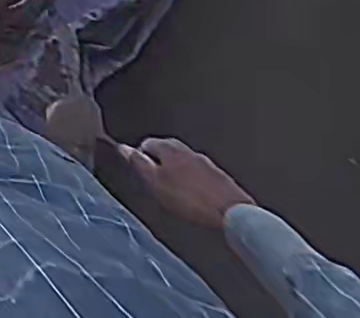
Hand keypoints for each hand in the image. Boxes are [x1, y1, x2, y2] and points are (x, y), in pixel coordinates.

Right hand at [121, 137, 254, 228]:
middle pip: (168, 151)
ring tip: (179, 193)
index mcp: (169, 147)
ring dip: (181, 174)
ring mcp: (209, 164)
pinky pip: (203, 177)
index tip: (143, 174)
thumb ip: (137, 163)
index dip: (141, 157)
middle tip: (160, 183)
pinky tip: (198, 199)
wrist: (236, 217)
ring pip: (186, 164)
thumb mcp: (154, 182)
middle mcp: (188, 150)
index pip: (146, 143)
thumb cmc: (189, 199)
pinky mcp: (225, 180)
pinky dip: (197, 184)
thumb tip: (123, 148)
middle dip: (162, 163)